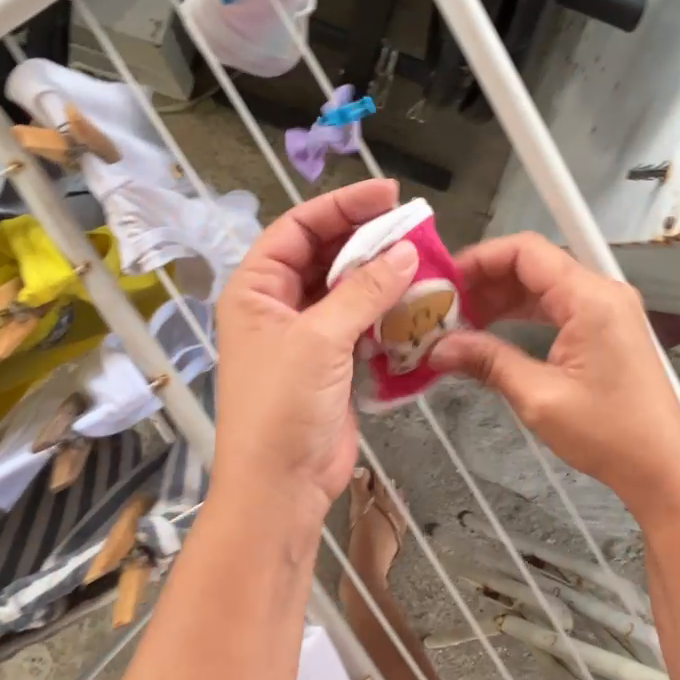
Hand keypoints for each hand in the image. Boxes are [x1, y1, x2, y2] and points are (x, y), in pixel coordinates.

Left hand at [212, 179, 419, 520]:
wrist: (281, 485)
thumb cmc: (283, 406)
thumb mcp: (320, 339)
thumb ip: (364, 291)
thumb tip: (407, 252)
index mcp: (255, 289)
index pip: (297, 228)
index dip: (341, 206)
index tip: (388, 194)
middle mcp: (277, 305)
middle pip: (324, 255)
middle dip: (366, 238)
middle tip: (414, 224)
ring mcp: (306, 335)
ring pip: (347, 289)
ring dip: (381, 275)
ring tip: (424, 259)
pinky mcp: (332, 363)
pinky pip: (361, 323)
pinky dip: (386, 312)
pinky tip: (417, 302)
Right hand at [429, 234, 679, 508]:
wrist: (662, 468)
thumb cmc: (609, 434)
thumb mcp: (539, 397)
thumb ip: (488, 362)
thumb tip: (438, 349)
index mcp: (590, 298)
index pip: (526, 251)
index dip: (480, 259)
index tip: (444, 282)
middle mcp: (602, 293)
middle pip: (533, 265)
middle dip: (485, 281)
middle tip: (443, 308)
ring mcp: (607, 310)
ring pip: (542, 286)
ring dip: (500, 300)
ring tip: (459, 324)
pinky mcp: (607, 330)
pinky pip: (556, 307)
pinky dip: (522, 315)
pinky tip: (491, 334)